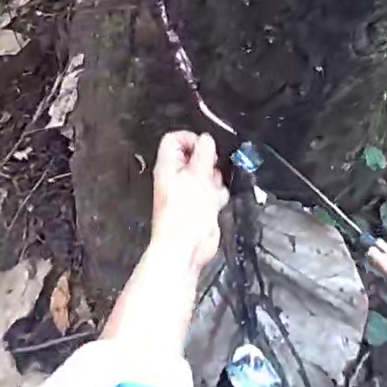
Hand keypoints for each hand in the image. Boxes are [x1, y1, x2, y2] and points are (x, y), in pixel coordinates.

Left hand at [148, 131, 227, 272]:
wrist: (187, 247)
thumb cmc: (183, 216)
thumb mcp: (197, 175)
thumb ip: (203, 154)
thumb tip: (206, 139)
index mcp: (168, 166)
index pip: (174, 139)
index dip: (191, 139)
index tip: (204, 147)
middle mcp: (176, 177)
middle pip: (195, 156)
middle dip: (209, 162)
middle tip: (210, 171)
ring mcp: (188, 190)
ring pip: (208, 173)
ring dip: (215, 180)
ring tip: (211, 190)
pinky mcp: (200, 204)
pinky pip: (214, 191)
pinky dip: (218, 195)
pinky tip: (214, 203)